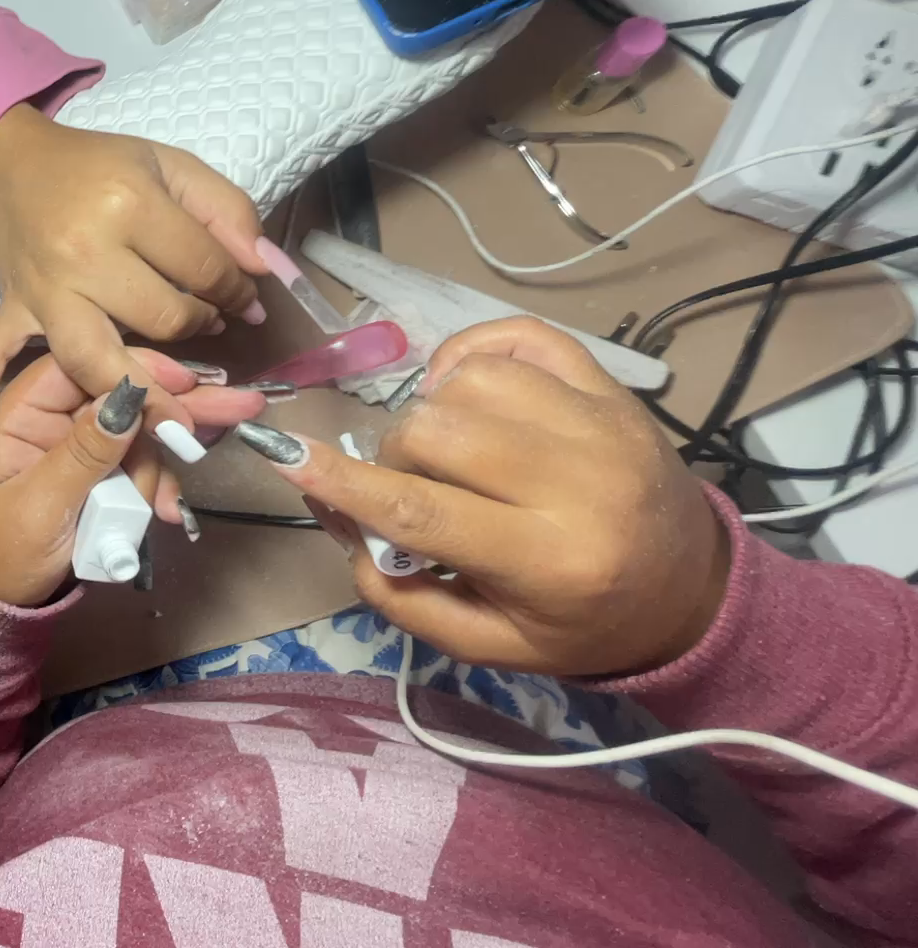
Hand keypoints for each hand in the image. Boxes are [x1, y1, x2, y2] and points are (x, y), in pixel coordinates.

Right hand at [0, 104, 268, 439]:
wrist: (12, 163)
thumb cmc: (98, 167)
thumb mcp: (170, 166)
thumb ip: (226, 211)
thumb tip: (263, 271)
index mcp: (128, 206)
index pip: (204, 268)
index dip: (237, 288)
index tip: (242, 298)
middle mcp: (83, 254)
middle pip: (161, 319)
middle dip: (199, 327)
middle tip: (209, 326)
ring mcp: (42, 290)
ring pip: (95, 357)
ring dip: (140, 390)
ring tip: (174, 417)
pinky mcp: (11, 309)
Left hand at [0, 350, 264, 606]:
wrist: (4, 597)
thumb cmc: (5, 550)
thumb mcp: (41, 505)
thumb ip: (83, 453)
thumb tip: (126, 399)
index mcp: (19, 412)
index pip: (78, 367)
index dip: (131, 367)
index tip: (183, 380)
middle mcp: (50, 416)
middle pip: (118, 394)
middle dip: (172, 407)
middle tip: (239, 404)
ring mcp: (77, 442)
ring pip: (136, 431)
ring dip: (159, 466)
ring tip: (161, 506)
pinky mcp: (98, 468)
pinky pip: (138, 463)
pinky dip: (154, 485)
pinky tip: (162, 511)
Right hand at [244, 317, 730, 676]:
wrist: (694, 595)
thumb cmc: (576, 625)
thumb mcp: (481, 641)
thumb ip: (394, 592)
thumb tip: (337, 515)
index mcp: (548, 561)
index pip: (421, 510)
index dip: (342, 482)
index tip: (283, 456)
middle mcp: (581, 484)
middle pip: (435, 431)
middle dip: (396, 454)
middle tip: (412, 481)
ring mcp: (602, 425)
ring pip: (469, 379)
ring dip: (431, 408)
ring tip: (446, 441)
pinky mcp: (612, 390)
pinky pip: (519, 336)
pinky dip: (470, 353)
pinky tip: (465, 389)